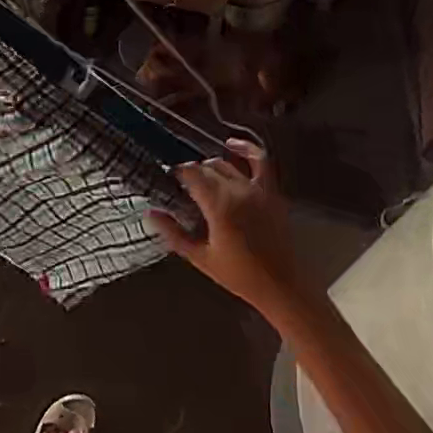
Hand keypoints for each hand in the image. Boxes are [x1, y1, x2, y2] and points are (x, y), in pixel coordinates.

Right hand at [147, 140, 307, 314]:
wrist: (280, 287)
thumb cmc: (239, 275)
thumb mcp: (200, 257)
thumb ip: (173, 233)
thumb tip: (152, 213)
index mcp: (219, 205)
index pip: (191, 174)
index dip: (176, 173)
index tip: (169, 180)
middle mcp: (237, 191)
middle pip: (206, 168)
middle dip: (191, 173)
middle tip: (182, 187)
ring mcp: (256, 189)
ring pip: (226, 164)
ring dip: (210, 166)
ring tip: (201, 176)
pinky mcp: (270, 192)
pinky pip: (259, 161)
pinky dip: (246, 149)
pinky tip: (232, 145)